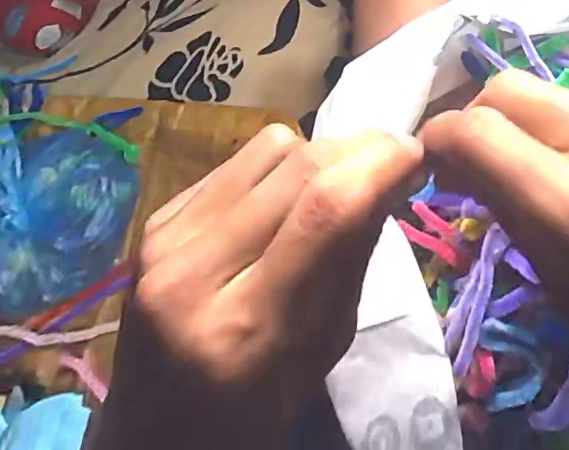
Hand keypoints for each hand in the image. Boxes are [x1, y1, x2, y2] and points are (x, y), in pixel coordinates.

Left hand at [102, 126, 423, 448]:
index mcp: (244, 330)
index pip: (324, 214)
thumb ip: (355, 256)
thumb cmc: (254, 409)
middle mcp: (195, 272)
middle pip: (299, 168)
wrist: (151, 428)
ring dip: (321, 151)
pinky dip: (281, 162)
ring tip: (338, 178)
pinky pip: (240, 158)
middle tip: (393, 152)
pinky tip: (288, 190)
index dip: (378, 167)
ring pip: (272, 146)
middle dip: (360, 148)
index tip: (417, 151)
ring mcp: (167, 239)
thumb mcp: (324, 348)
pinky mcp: (157, 216)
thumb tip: (394, 174)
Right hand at [420, 72, 568, 445]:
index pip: (475, 134)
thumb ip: (528, 233)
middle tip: (474, 163)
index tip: (432, 166)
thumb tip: (476, 182)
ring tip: (535, 169)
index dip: (437, 143)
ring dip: (521, 124)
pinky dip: (563, 127)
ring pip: (541, 92)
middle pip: (500, 89)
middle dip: (472, 120)